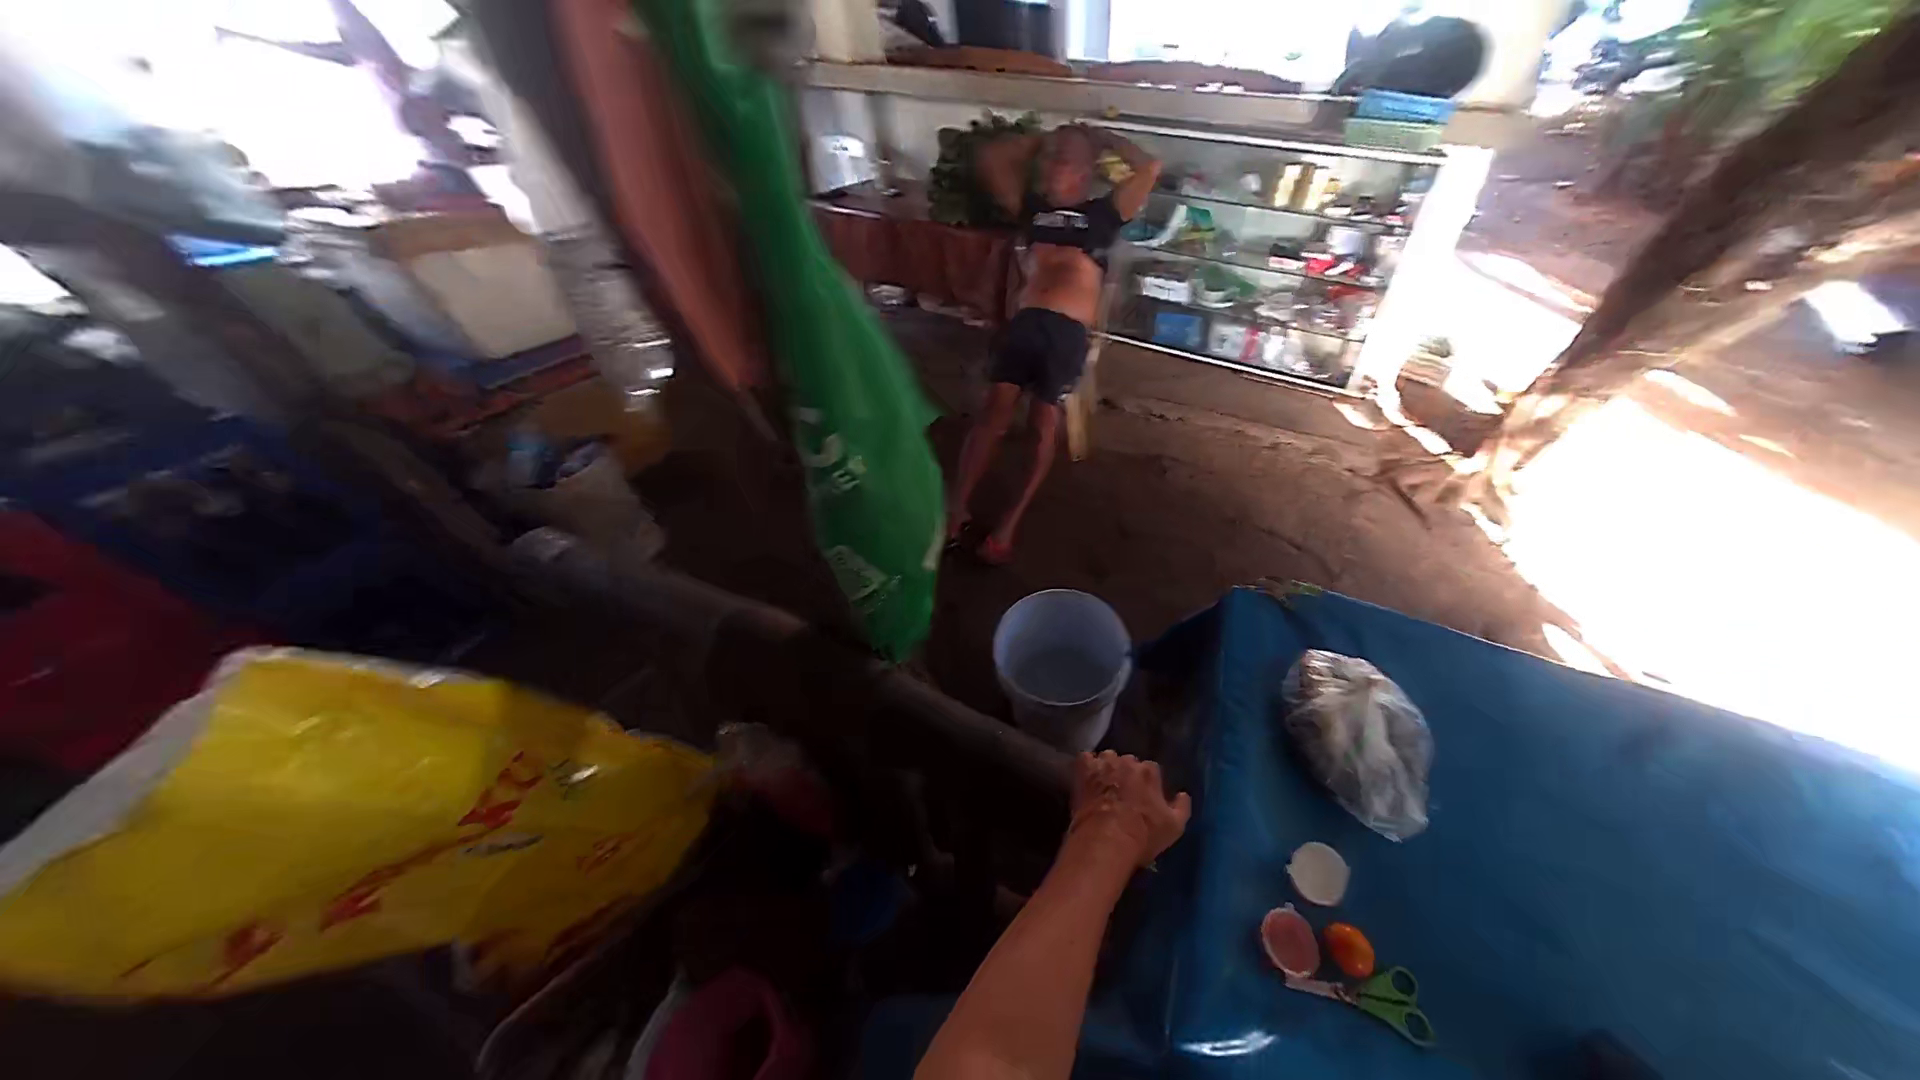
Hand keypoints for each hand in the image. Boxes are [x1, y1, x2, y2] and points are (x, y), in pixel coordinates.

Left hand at [1069, 751, 1191, 867]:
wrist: (1106, 839)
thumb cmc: (1143, 834)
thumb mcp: (1174, 826)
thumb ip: (1182, 807)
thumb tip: (1183, 794)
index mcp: (1150, 772)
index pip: (1152, 769)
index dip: (1148, 783)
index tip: (1144, 796)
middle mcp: (1127, 761)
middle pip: (1129, 762)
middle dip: (1128, 774)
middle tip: (1124, 793)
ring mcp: (1103, 763)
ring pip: (1107, 758)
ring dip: (1107, 768)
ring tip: (1104, 785)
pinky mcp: (1084, 769)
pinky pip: (1085, 759)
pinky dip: (1087, 766)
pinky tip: (1087, 778)